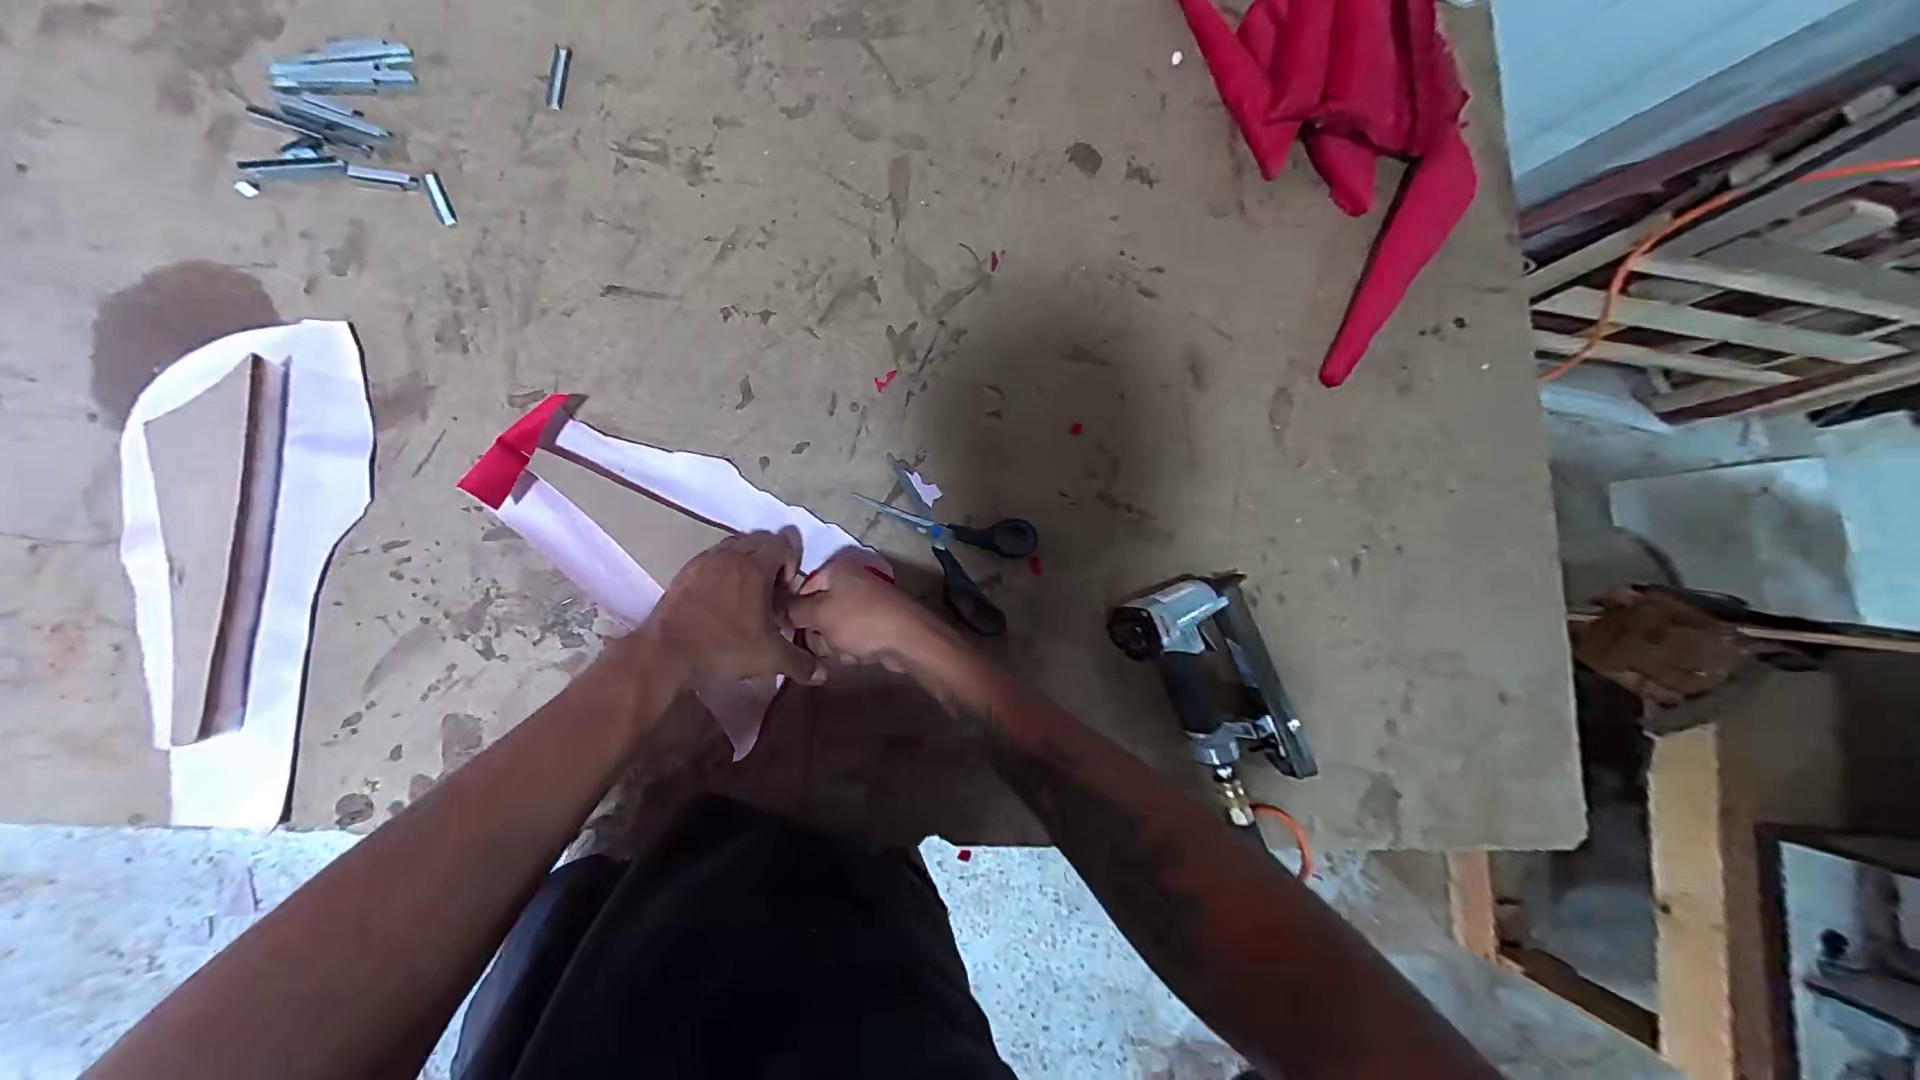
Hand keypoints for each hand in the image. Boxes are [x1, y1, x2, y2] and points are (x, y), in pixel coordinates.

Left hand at [640, 530, 825, 689]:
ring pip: (735, 546)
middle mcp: (730, 556)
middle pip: (760, 540)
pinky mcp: (685, 573)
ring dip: (748, 563)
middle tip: (772, 592)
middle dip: (772, 560)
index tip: (786, 592)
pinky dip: (724, 570)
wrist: (664, 655)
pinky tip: (722, 601)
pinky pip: (713, 559)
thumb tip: (823, 673)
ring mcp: (704, 561)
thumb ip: (800, 662)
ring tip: (748, 595)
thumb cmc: (722, 649)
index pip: (783, 543)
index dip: (792, 563)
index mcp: (754, 567)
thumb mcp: (769, 658)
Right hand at [786, 556, 956, 674]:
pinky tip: (859, 654)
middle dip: (817, 633)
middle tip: (826, 642)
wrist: (908, 640)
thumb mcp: (819, 613)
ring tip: (846, 649)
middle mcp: (848, 582)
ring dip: (833, 645)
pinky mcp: (872, 625)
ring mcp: (862, 604)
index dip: (792, 613)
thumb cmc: (860, 621)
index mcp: (835, 570)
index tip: (790, 631)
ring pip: (829, 629)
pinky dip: (850, 649)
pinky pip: (848, 638)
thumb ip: (792, 610)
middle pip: (814, 612)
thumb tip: (775, 609)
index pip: (798, 590)